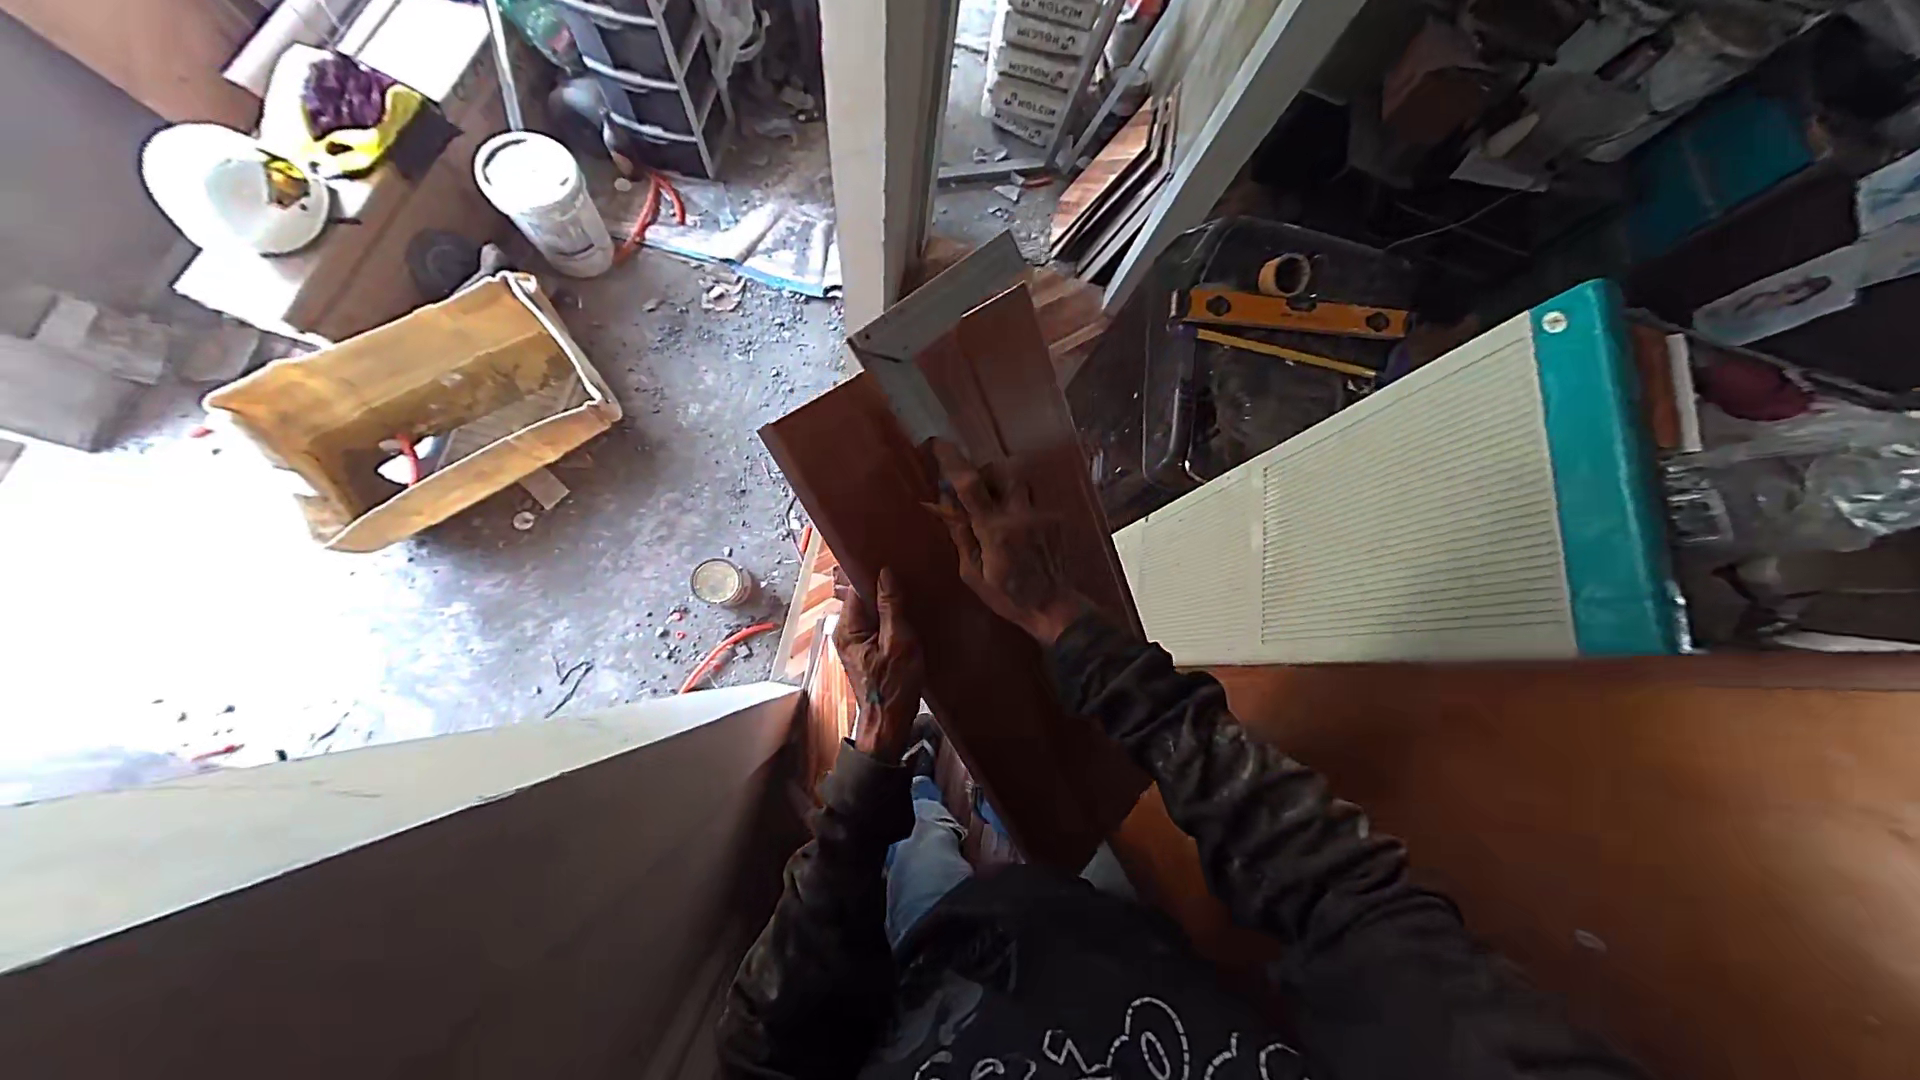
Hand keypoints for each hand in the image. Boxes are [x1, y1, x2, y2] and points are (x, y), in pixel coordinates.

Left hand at [834, 567, 924, 763]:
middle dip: (885, 588)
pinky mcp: (867, 651)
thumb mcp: (898, 643)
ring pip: (872, 612)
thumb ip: (891, 608)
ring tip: (913, 593)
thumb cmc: (894, 687)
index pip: (857, 588)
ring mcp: (855, 642)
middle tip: (910, 576)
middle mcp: (846, 632)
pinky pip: (877, 625)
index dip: (875, 575)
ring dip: (890, 604)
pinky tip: (909, 615)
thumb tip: (885, 574)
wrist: (889, 724)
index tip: (896, 563)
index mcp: (847, 628)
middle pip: (864, 598)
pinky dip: (891, 619)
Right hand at [924, 438, 1088, 644]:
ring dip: (1004, 487)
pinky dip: (1020, 505)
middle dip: (984, 474)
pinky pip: (1032, 497)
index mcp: (995, 531)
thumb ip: (960, 534)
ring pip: (1019, 479)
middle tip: (976, 495)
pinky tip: (1020, 530)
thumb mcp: (972, 573)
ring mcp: (1042, 514)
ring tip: (999, 512)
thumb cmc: (1008, 596)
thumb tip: (946, 503)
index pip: (970, 485)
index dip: (952, 460)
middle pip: (1001, 468)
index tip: (937, 445)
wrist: (1054, 606)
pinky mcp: (1056, 517)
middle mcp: (1020, 515)